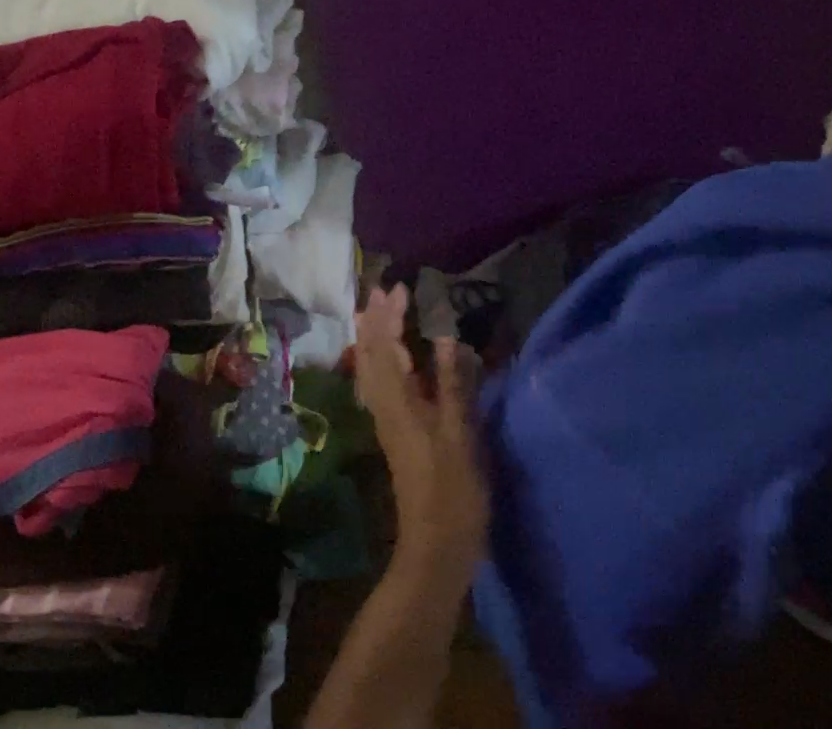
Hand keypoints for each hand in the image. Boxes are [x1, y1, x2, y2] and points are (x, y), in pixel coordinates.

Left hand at [353, 284, 489, 569]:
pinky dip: (386, 362)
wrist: (436, 543)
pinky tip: (399, 362)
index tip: (397, 288)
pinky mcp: (399, 434)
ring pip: (374, 371)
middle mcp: (385, 408)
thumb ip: (452, 384)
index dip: (387, 317)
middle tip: (386, 292)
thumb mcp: (459, 433)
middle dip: (377, 322)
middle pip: (372, 356)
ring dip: (377, 339)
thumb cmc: (452, 489)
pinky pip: (383, 386)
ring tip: (382, 316)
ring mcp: (389, 422)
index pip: (384, 347)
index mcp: (397, 403)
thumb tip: (446, 338)